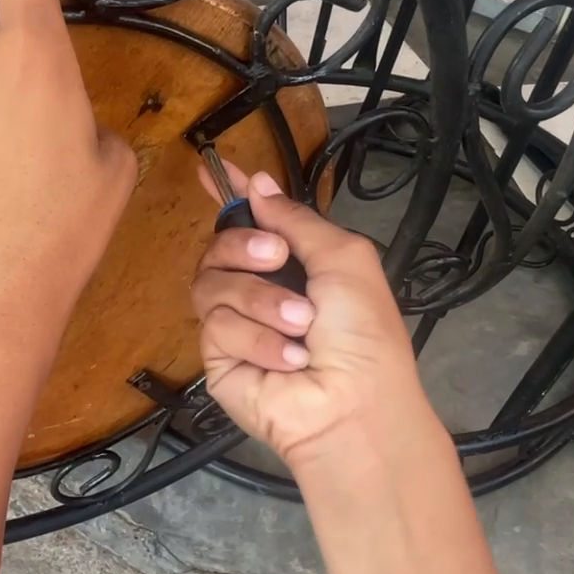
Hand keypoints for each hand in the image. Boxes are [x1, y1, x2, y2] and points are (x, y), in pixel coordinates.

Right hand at [192, 161, 434, 466]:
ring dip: (260, 300)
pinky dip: (256, 338)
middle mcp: (259, 288)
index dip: (229, 195)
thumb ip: (297, 220)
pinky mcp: (217, 357)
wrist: (351, 404)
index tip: (211, 169)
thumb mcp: (344, 260)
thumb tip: (256, 183)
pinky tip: (287, 359)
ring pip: (211, 282)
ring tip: (299, 325)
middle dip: (244, 245)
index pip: (250, 220)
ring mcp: (235, 323)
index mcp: (294, 263)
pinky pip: (216, 326)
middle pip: (219, 246)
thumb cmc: (362, 334)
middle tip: (275, 257)